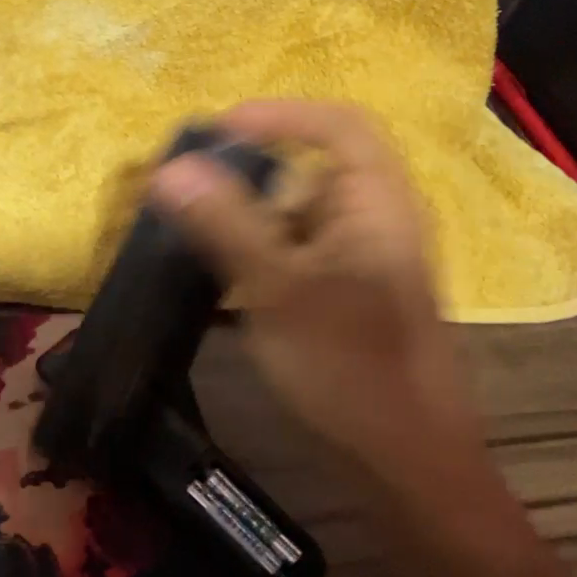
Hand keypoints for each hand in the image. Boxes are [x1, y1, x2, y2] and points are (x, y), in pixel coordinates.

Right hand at [150, 101, 477, 470]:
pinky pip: (286, 251)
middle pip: (304, 169)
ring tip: (182, 232)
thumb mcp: (280, 290)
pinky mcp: (338, 293)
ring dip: (237, 215)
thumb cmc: (353, 367)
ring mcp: (355, 259)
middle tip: (180, 189)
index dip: (277, 116)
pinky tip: (211, 276)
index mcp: (377, 204)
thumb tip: (169, 169)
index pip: (338, 126)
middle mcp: (371, 220)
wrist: (408, 460)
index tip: (214, 134)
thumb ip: (225, 225)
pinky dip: (248, 251)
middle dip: (240, 172)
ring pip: (289, 214)